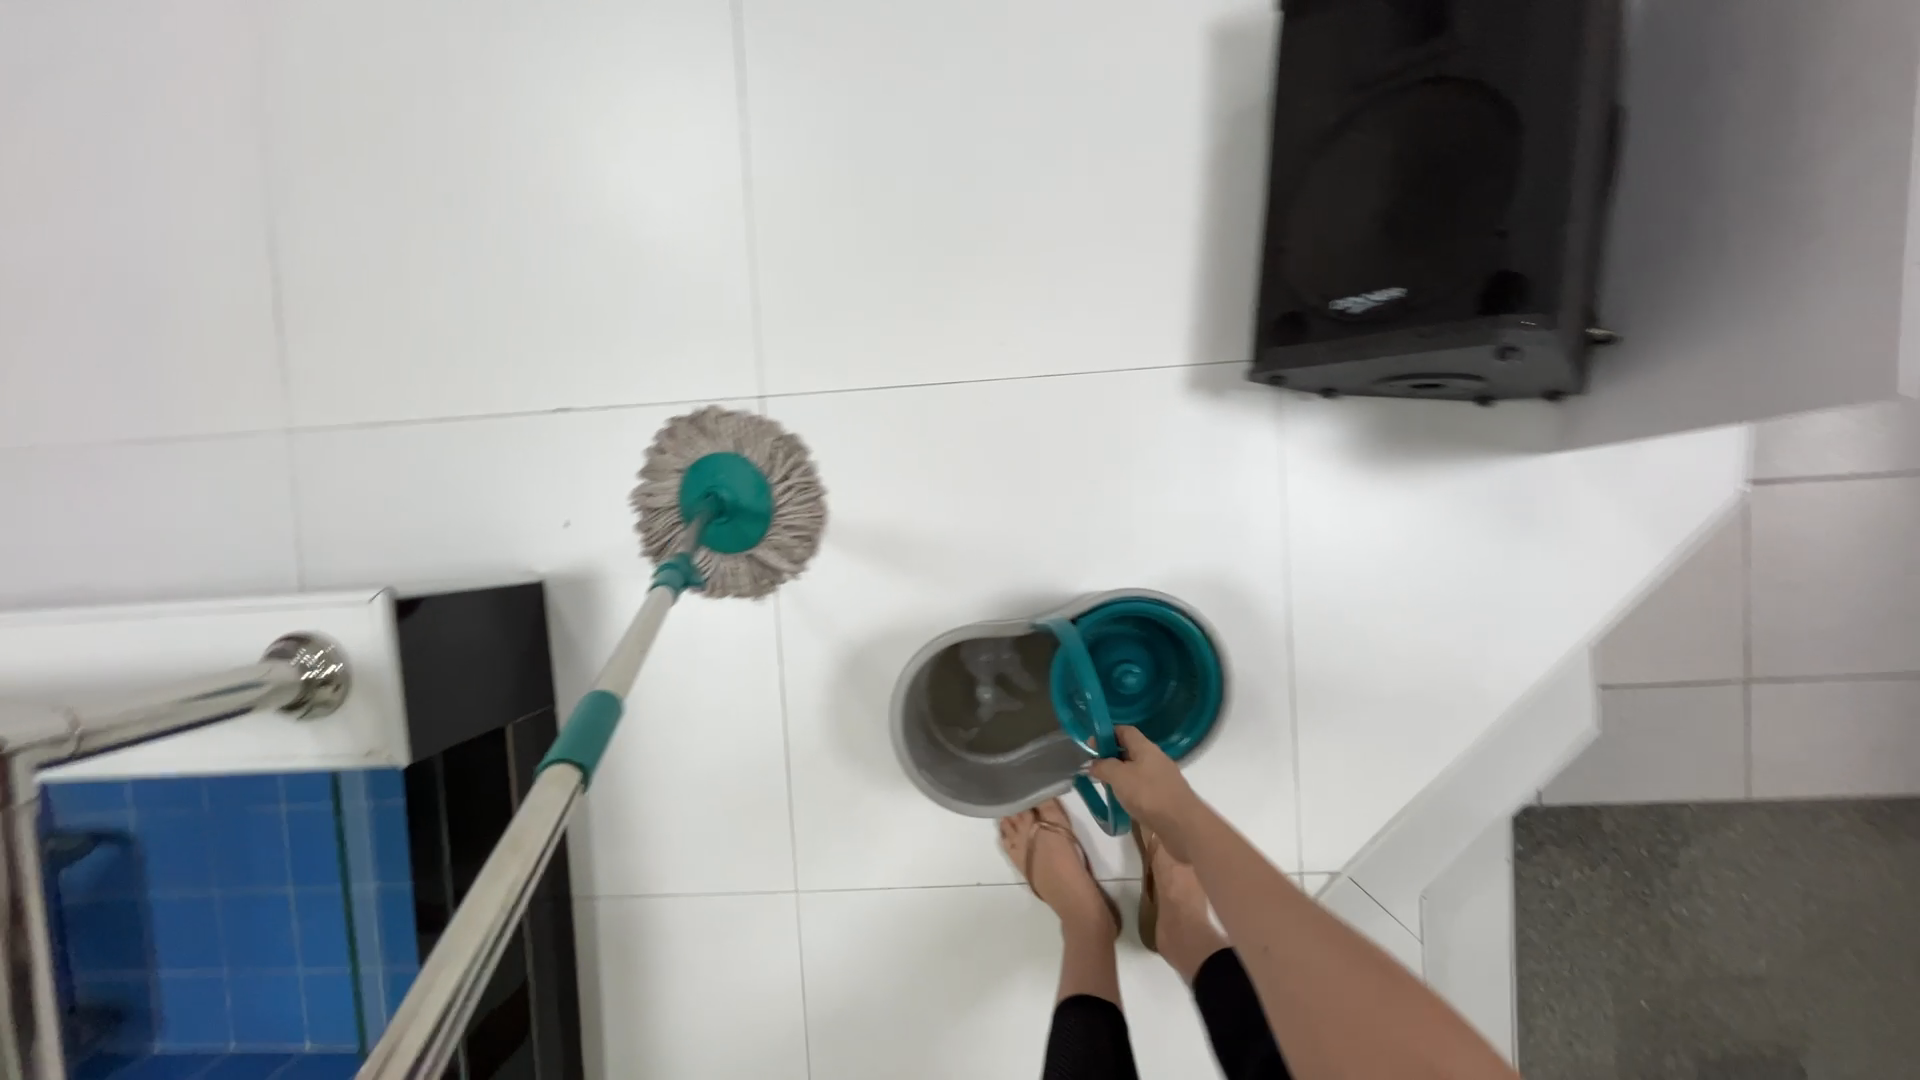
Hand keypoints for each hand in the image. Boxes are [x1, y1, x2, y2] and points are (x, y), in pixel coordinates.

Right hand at [1088, 726, 1205, 856]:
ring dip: (1120, 776)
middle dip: (1111, 757)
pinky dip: (1130, 791)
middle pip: (1130, 750)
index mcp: (1146, 748)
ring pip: (1136, 770)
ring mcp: (1163, 779)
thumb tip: (1093, 763)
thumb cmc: (1149, 795)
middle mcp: (1156, 759)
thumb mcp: (1119, 777)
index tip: (1091, 746)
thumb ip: (1103, 766)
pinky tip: (1122, 802)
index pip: (1125, 731)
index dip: (1107, 734)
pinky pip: (1143, 787)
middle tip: (1094, 768)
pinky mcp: (1165, 797)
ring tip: (1104, 786)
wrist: (1183, 827)